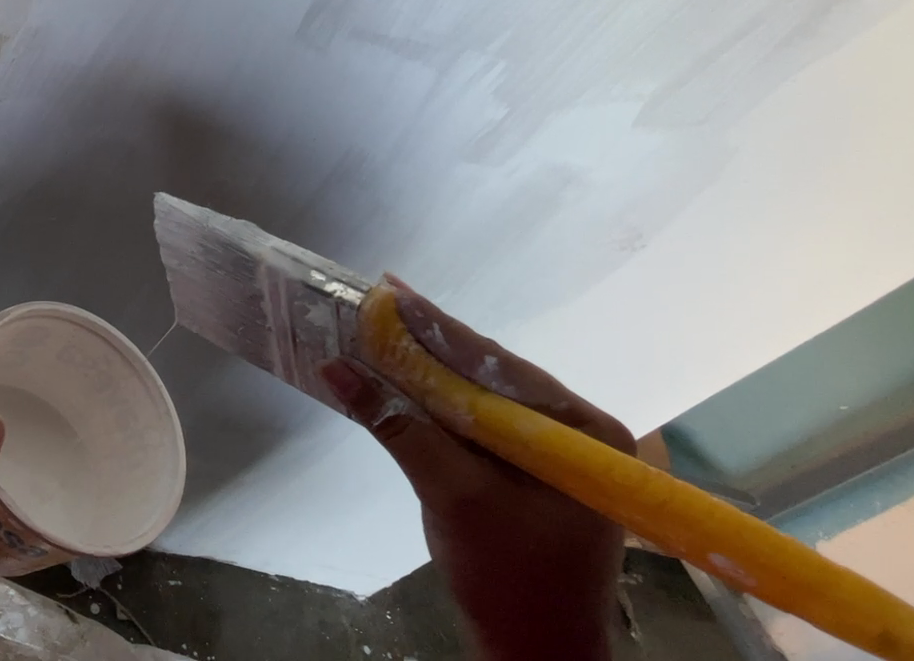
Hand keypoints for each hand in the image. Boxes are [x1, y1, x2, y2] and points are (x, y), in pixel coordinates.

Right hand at [320, 277, 634, 660]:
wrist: (534, 649)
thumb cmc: (508, 573)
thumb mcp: (451, 492)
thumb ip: (397, 424)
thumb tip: (333, 366)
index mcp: (580, 430)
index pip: (496, 362)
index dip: (436, 326)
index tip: (388, 289)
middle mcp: (572, 430)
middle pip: (486, 372)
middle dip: (425, 341)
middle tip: (374, 302)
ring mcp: (550, 450)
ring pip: (476, 393)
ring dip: (423, 368)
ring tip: (377, 329)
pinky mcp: (525, 467)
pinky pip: (473, 418)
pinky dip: (431, 399)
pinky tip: (397, 378)